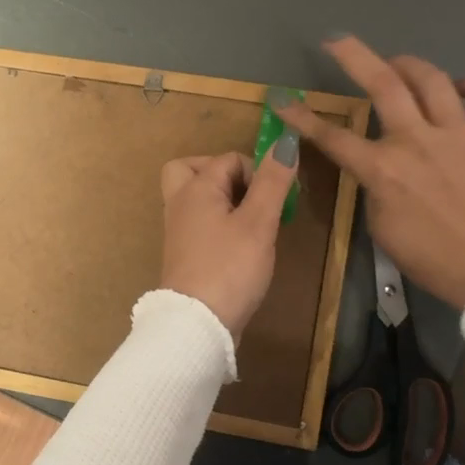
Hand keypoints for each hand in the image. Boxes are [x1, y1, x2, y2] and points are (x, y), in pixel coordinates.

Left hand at [158, 143, 298, 340]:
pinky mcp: (184, 254)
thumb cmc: (229, 268)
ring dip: (223, 201)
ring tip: (252, 221)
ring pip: (196, 198)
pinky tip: (242, 245)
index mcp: (194, 189)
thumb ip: (272, 182)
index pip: (229, 159)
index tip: (277, 199)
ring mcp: (179, 230)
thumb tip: (286, 141)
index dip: (257, 171)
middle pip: (193, 170)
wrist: (198, 324)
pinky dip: (219, 224)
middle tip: (251, 197)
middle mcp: (180, 204)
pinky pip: (199, 223)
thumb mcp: (258, 223)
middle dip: (225, 175)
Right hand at [280, 36, 464, 309]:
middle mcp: (416, 141)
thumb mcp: (382, 228)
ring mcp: (460, 136)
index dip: (302, 118)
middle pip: (382, 85)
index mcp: (382, 169)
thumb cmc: (433, 260)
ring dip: (410, 65)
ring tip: (397, 63)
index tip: (283, 99)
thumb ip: (375, 190)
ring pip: (433, 81)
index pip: (332, 137)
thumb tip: (380, 170)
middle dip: (354, 56)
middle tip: (337, 41)